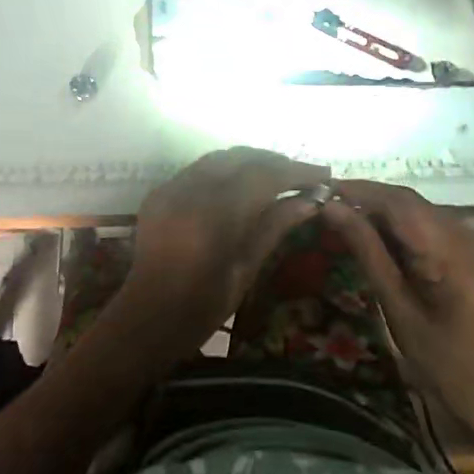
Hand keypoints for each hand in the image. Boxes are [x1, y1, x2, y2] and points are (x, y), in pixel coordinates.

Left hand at [114, 147, 328, 357]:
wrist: (150, 315)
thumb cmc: (204, 305)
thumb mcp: (246, 269)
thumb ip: (275, 226)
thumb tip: (311, 200)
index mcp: (214, 216)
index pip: (263, 175)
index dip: (297, 171)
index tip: (324, 175)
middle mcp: (189, 191)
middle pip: (240, 158)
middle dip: (274, 161)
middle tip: (303, 176)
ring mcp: (170, 188)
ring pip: (218, 158)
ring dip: (250, 161)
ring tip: (277, 177)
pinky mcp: (159, 192)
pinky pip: (198, 169)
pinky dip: (225, 170)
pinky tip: (241, 185)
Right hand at [318, 181, 473, 405]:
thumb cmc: (444, 362)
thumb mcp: (397, 308)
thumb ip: (367, 251)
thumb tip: (331, 209)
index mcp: (457, 254)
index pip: (401, 204)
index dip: (360, 191)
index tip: (320, 191)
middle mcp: (471, 236)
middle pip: (410, 202)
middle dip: (366, 200)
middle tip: (323, 206)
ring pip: (416, 210)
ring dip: (378, 211)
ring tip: (339, 218)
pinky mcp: (472, 247)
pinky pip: (426, 224)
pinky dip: (396, 225)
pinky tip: (371, 235)